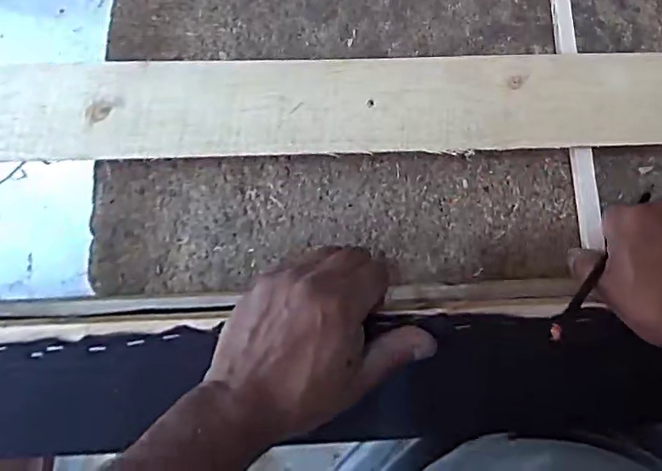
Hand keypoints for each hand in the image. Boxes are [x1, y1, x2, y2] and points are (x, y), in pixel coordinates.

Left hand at [201, 247, 435, 444]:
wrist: (236, 408)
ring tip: (324, 303)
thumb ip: (393, 352)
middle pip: (355, 255)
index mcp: (340, 303)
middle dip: (358, 277)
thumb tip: (425, 340)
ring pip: (327, 253)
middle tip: (348, 307)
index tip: (366, 312)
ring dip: (333, 272)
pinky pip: (297, 261)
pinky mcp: (264, 281)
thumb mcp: (353, 381)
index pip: (378, 270)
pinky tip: (299, 303)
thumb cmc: (293, 398)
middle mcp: (314, 283)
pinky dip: (304, 275)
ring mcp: (286, 278)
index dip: (377, 293)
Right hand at [568, 200, 661, 359]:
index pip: (606, 220)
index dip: (606, 246)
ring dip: (653, 246)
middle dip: (630, 244)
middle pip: (633, 222)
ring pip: (657, 229)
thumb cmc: (652, 303)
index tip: (612, 269)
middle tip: (632, 279)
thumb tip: (575, 254)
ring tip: (657, 282)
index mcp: (629, 217)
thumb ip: (586, 268)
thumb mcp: (609, 291)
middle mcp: (656, 208)